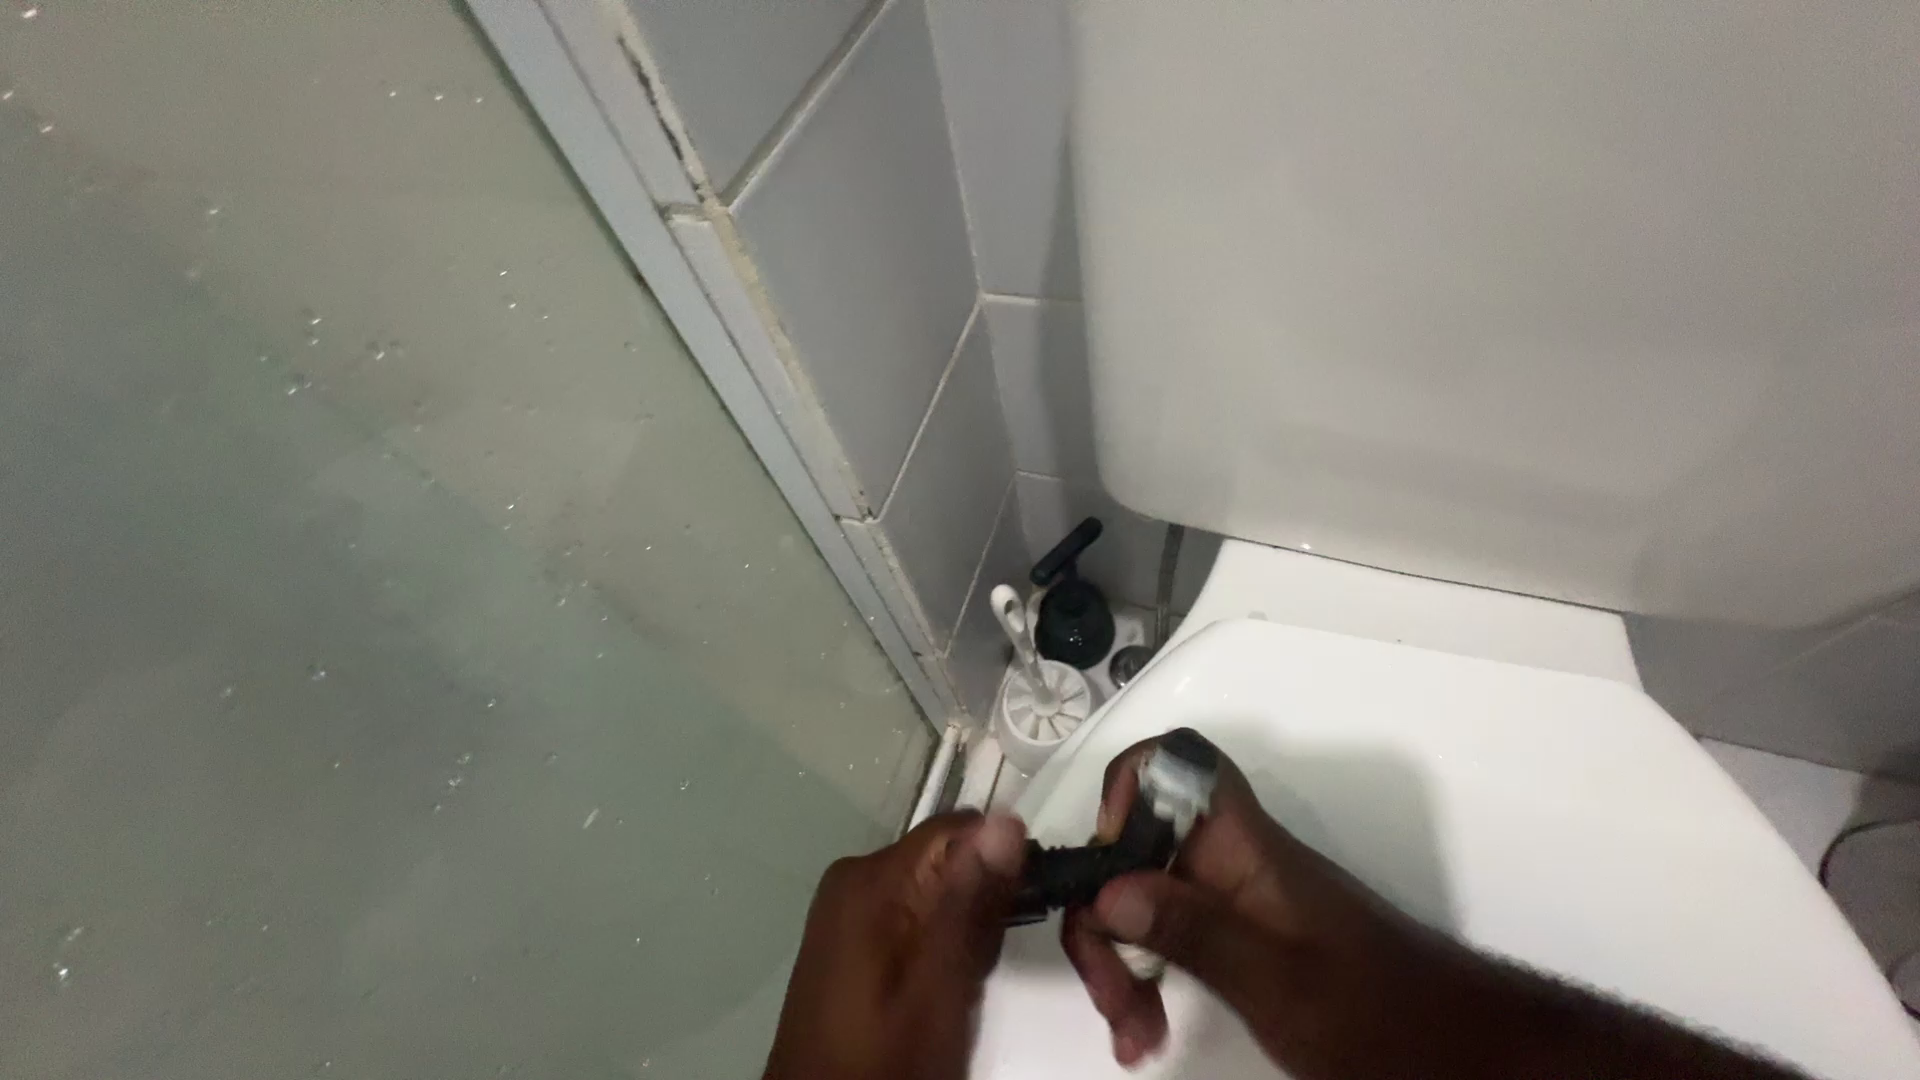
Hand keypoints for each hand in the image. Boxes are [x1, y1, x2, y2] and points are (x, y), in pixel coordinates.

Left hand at [763, 811, 1027, 1079]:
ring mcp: (845, 902)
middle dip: (976, 900)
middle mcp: (855, 874)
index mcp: (873, 875)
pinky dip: (931, 938)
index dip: (999, 858)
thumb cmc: (884, 1056)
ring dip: (957, 925)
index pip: (958, 827)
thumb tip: (1007, 819)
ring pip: (930, 887)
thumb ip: (972, 899)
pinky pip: (907, 909)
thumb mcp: (941, 984)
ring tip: (957, 981)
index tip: (1020, 906)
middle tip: (980, 965)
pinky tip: (931, 985)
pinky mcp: (845, 929)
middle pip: (944, 857)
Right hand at [1061, 733, 1431, 1073]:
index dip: (1127, 787)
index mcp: (1242, 843)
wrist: (1459, 1055)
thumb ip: (1193, 931)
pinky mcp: (1226, 930)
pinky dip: (1140, 975)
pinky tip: (1142, 1030)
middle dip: (1103, 913)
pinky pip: (1160, 932)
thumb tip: (1106, 891)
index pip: (1177, 761)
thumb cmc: (1379, 1017)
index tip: (1108, 866)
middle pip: (1134, 844)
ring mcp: (1223, 893)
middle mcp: (1223, 854)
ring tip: (1129, 1031)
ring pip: (1137, 893)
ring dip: (1117, 956)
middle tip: (1110, 997)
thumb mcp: (1280, 986)